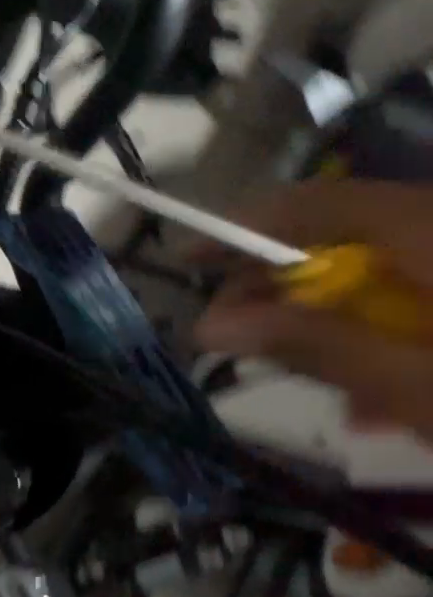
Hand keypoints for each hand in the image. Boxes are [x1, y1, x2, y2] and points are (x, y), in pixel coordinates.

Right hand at [196, 180, 432, 437]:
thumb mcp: (420, 388)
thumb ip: (317, 348)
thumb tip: (208, 326)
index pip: (320, 203)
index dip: (244, 226)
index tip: (186, 260)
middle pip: (351, 236)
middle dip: (288, 289)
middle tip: (243, 339)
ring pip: (391, 266)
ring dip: (344, 319)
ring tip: (340, 393)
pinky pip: (425, 285)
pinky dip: (399, 327)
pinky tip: (398, 387)